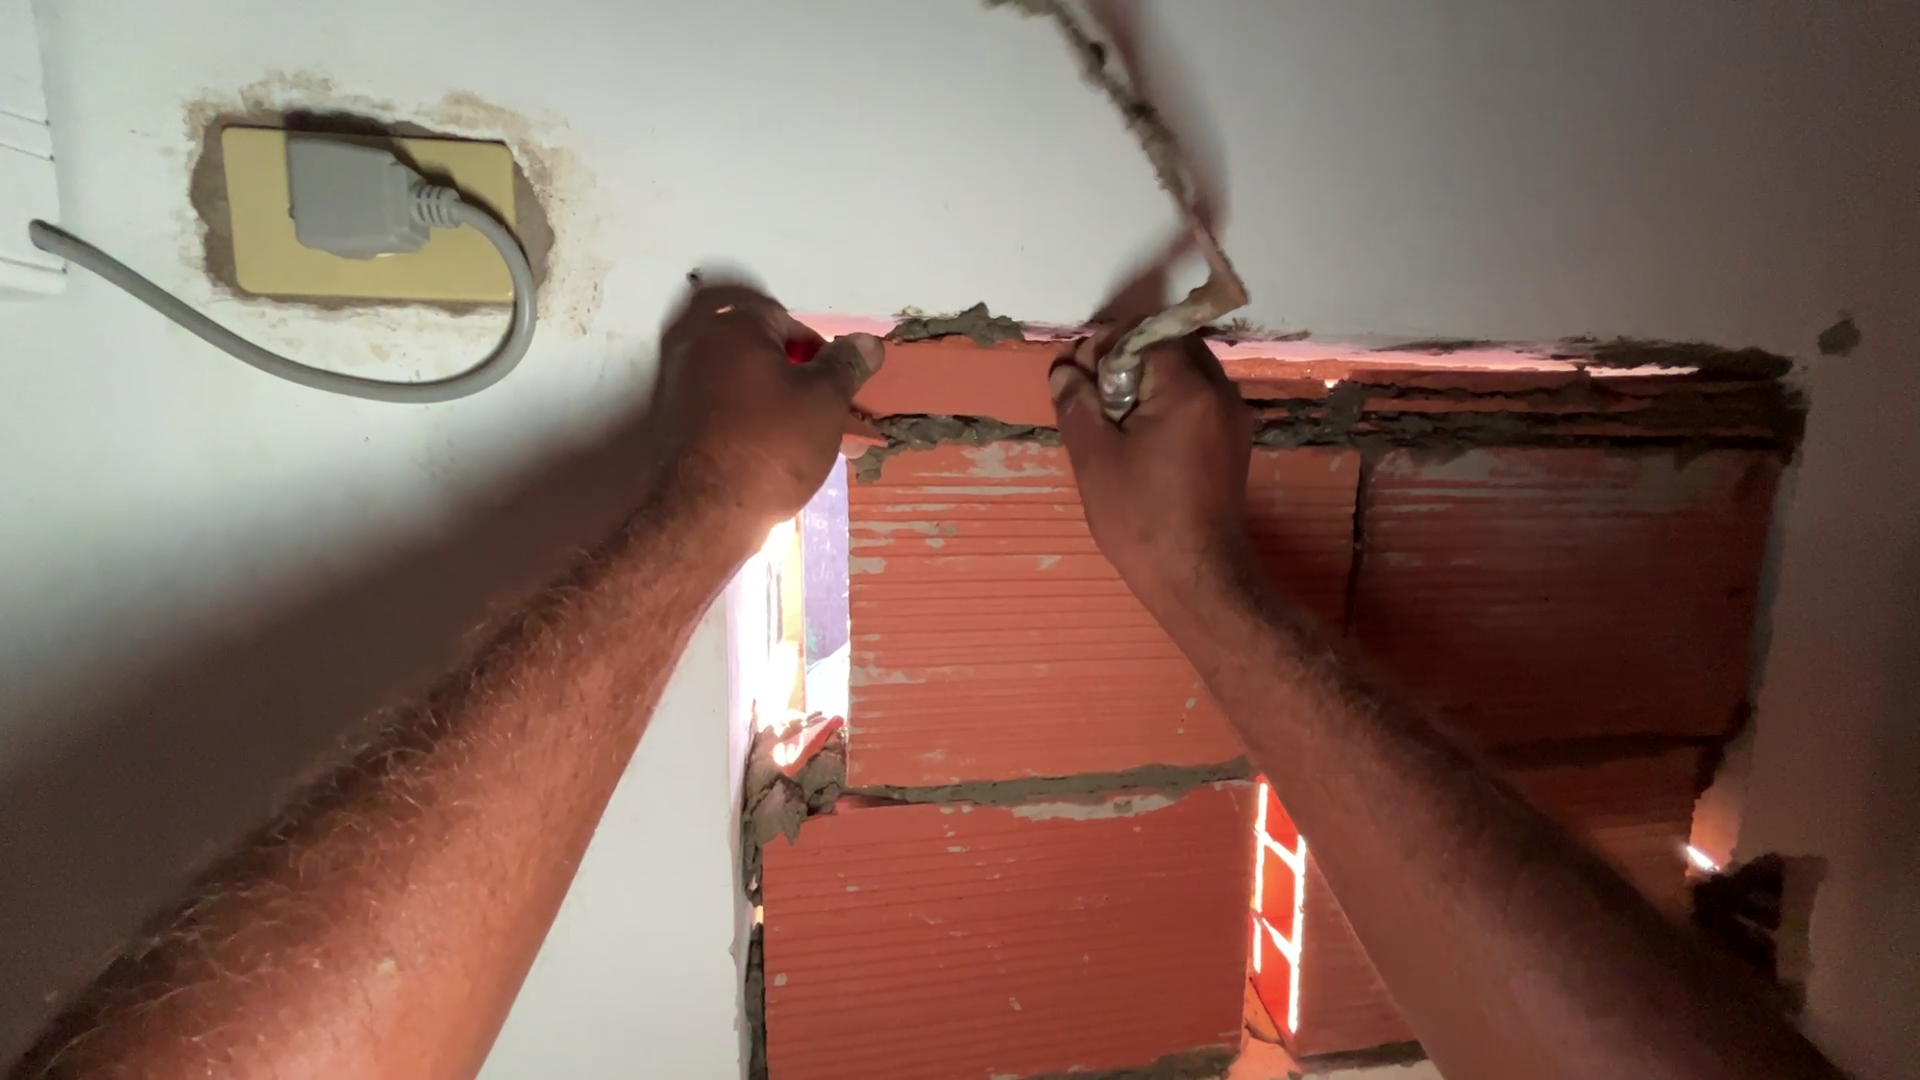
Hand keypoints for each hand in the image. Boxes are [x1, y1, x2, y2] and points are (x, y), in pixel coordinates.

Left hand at [646, 282, 882, 542]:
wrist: (708, 512)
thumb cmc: (774, 443)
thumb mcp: (826, 399)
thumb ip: (848, 364)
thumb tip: (869, 341)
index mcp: (734, 329)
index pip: (787, 320)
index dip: (820, 352)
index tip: (838, 388)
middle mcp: (701, 349)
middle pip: (769, 358)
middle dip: (809, 387)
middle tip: (838, 422)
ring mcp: (685, 390)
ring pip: (754, 392)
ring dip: (791, 412)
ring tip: (823, 449)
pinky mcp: (682, 428)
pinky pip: (734, 417)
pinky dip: (762, 430)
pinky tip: (787, 462)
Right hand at [1049, 334, 1253, 612]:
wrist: (1195, 577)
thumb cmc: (1141, 519)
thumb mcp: (1094, 459)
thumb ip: (1077, 405)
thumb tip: (1064, 372)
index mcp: (1189, 390)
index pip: (1146, 335)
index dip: (1106, 347)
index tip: (1078, 377)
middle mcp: (1221, 394)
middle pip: (1171, 348)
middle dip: (1127, 361)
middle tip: (1092, 396)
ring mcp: (1232, 419)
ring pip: (1185, 374)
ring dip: (1146, 382)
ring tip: (1112, 421)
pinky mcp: (1232, 444)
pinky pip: (1196, 402)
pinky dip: (1165, 404)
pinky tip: (1138, 439)